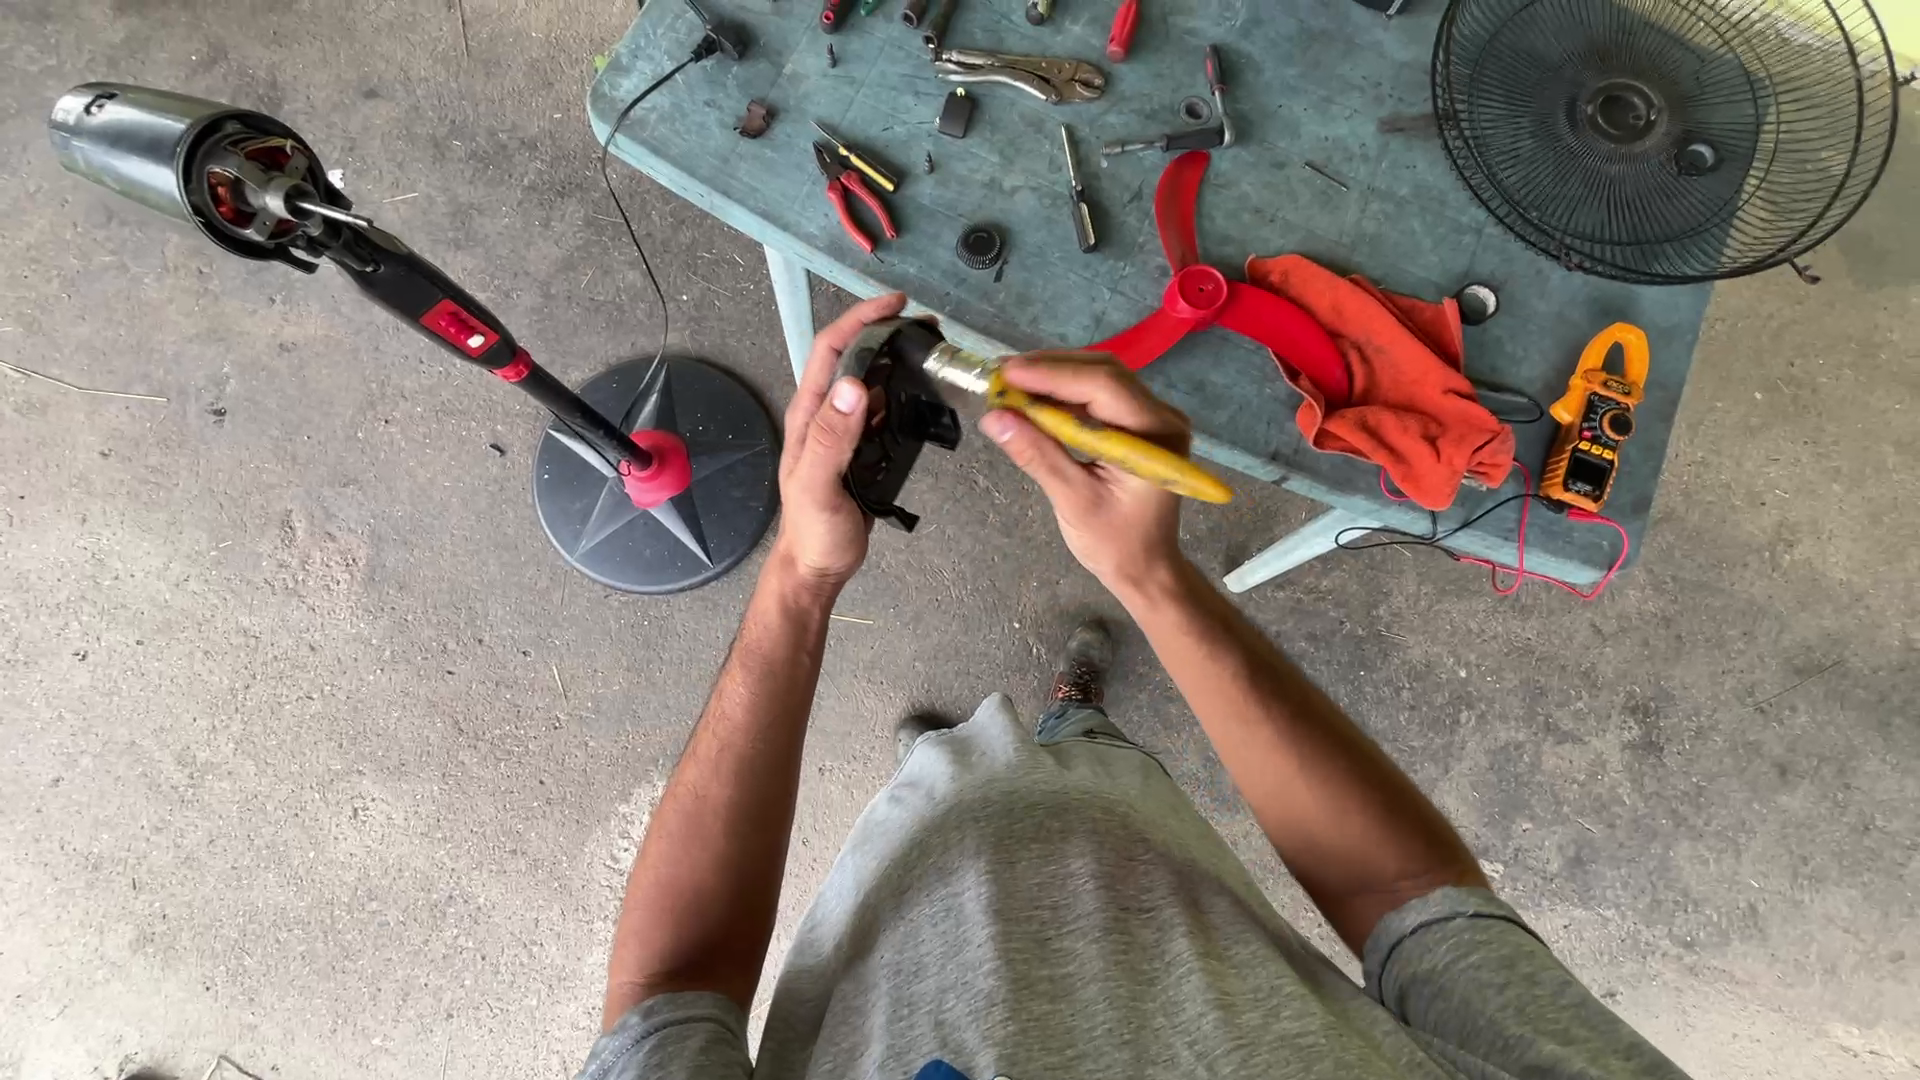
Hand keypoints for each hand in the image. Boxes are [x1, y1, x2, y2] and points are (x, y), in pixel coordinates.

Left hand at [769, 292, 907, 594]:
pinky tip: (920, 394)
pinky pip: (880, 411)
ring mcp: (843, 431)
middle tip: (927, 328)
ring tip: (931, 353)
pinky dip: (899, 394)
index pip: (831, 350)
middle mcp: (825, 414)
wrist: (817, 565)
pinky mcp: (861, 449)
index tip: (896, 305)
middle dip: (884, 333)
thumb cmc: (814, 530)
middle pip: (852, 358)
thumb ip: (833, 437)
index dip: (860, 320)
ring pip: (868, 381)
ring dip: (895, 362)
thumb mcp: (819, 485)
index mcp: (809, 414)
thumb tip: (855, 383)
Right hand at [979, 352, 1190, 592]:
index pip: (1103, 386)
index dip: (1052, 375)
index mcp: (1155, 435)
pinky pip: (1099, 396)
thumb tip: (994, 418)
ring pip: (1100, 378)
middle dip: (1050, 369)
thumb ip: (1037, 454)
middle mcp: (1161, 415)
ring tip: (1011, 383)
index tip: (1006, 374)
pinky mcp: (1137, 423)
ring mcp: (1152, 417)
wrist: (1145, 567)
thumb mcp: (1072, 500)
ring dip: (1054, 377)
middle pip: (1103, 372)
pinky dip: (1064, 394)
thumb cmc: (1115, 543)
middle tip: (1002, 375)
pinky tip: (1034, 398)